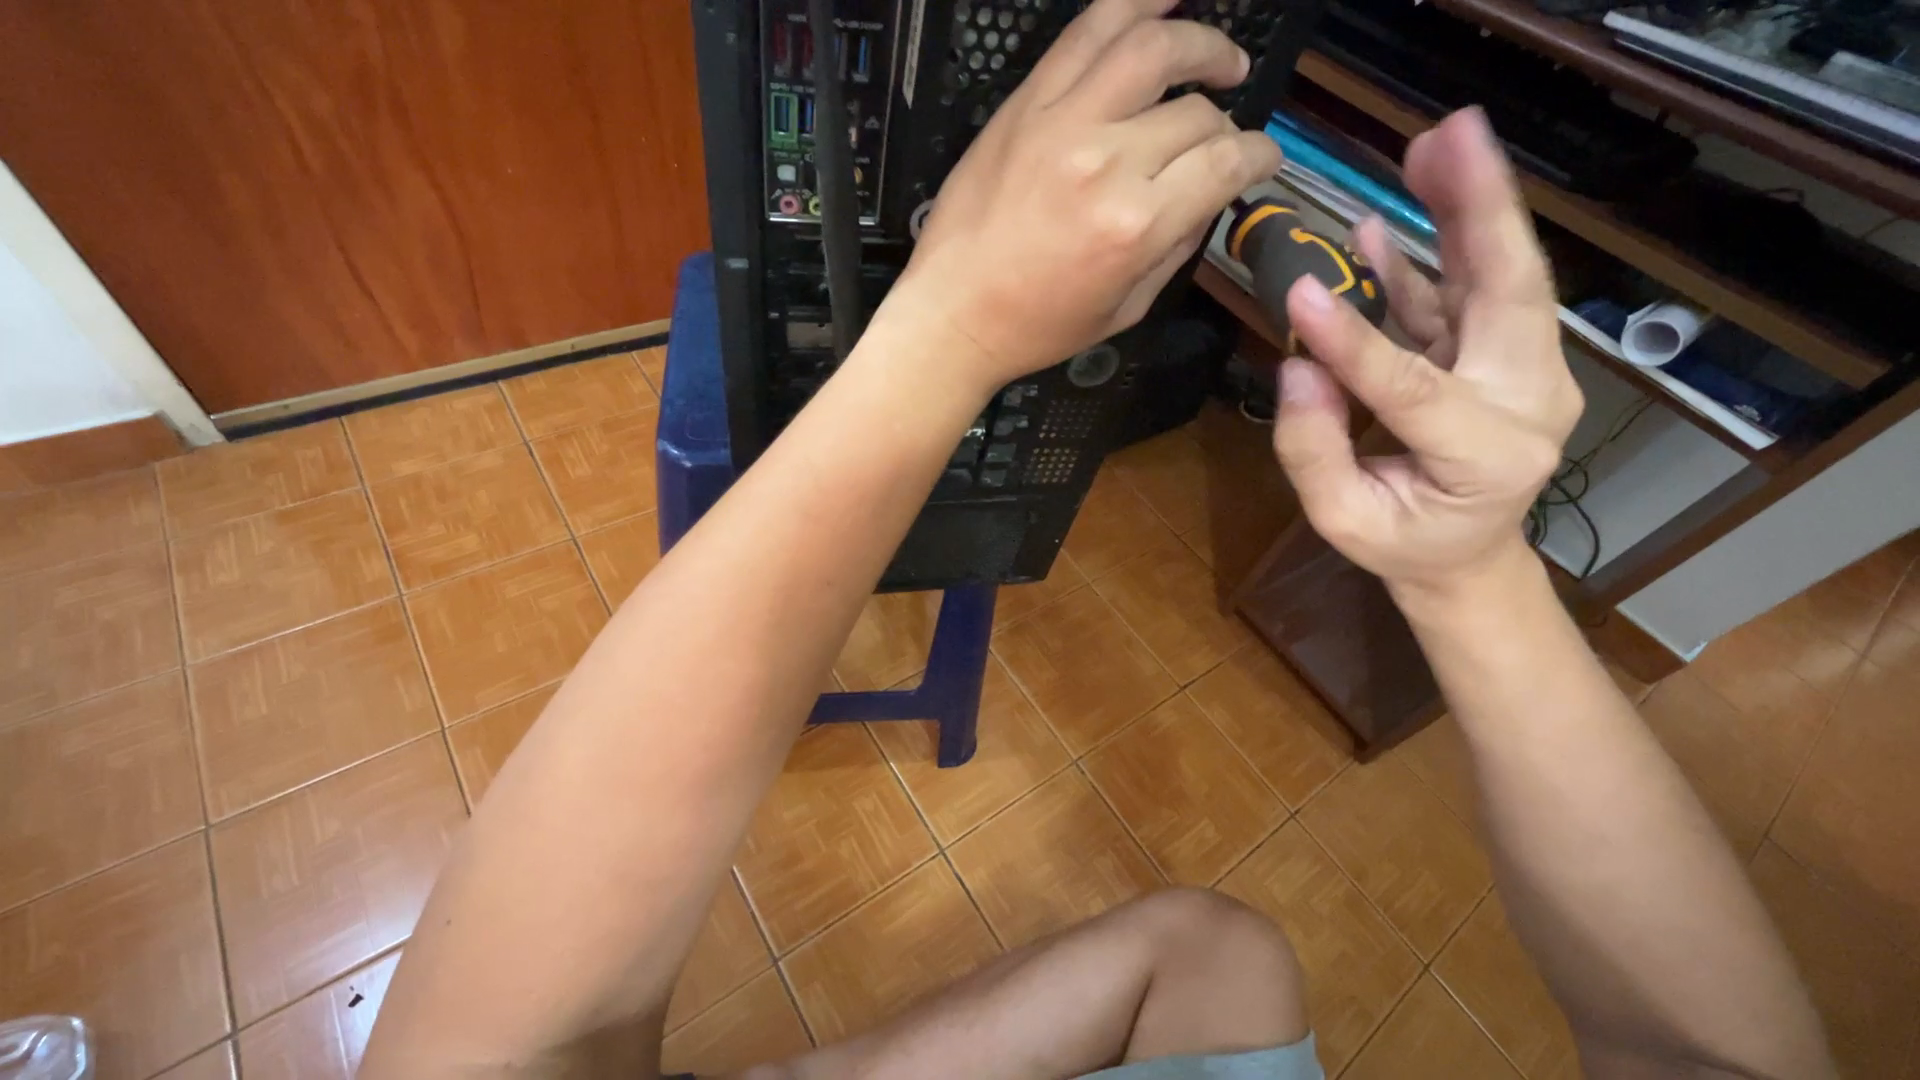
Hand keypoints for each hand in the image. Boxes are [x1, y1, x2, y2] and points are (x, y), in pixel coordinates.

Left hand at [884, 0, 1279, 390]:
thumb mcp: (1126, 307)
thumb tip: (1213, 194)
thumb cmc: (1038, 326)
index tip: (1264, 158)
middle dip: (1222, 122)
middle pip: (1194, 112)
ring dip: (1199, 41)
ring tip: (1218, 58)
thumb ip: (1178, 245)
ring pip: (1151, 48)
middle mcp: (1107, 162)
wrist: (953, 314)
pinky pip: (1086, 32)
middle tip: (1220, 136)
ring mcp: (1063, 123)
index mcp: (1137, 225)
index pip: (1225, 163)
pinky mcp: (1026, 104)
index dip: (1259, 156)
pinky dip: (1134, 2)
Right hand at [1271, 109, 1581, 599]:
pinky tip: (1393, 221)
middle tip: (1448, 135)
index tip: (1300, 293)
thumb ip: (1315, 450)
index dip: (1355, 342)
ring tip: (1437, 144)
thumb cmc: (1404, 547)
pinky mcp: (1507, 358)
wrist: (1469, 556)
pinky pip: (1471, 299)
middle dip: (1481, 208)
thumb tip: (1297, 364)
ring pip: (1505, 279)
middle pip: (1511, 293)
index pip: (1414, 388)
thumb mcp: (1342, 520)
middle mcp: (1530, 402)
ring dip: (1470, 209)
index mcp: (1489, 457)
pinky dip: (1436, 255)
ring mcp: (1529, 374)